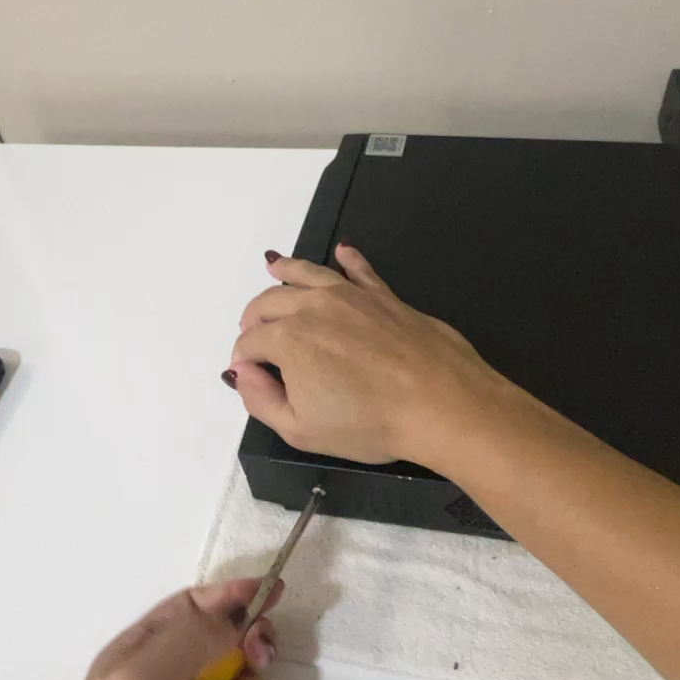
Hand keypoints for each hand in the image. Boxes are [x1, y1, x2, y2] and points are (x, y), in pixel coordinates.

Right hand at [227, 244, 524, 465]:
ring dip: (286, 270)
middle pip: (270, 302)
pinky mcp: (384, 295)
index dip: (243, 359)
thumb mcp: (301, 430)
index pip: (250, 342)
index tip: (247, 373)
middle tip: (252, 331)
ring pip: (307, 273)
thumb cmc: (371, 423)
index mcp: (288, 339)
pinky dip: (348, 257)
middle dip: (254, 317)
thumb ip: (260, 400)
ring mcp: (351, 296)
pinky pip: (359, 269)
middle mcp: (313, 307)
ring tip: (273, 264)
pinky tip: (343, 249)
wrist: (439, 403)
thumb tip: (239, 373)